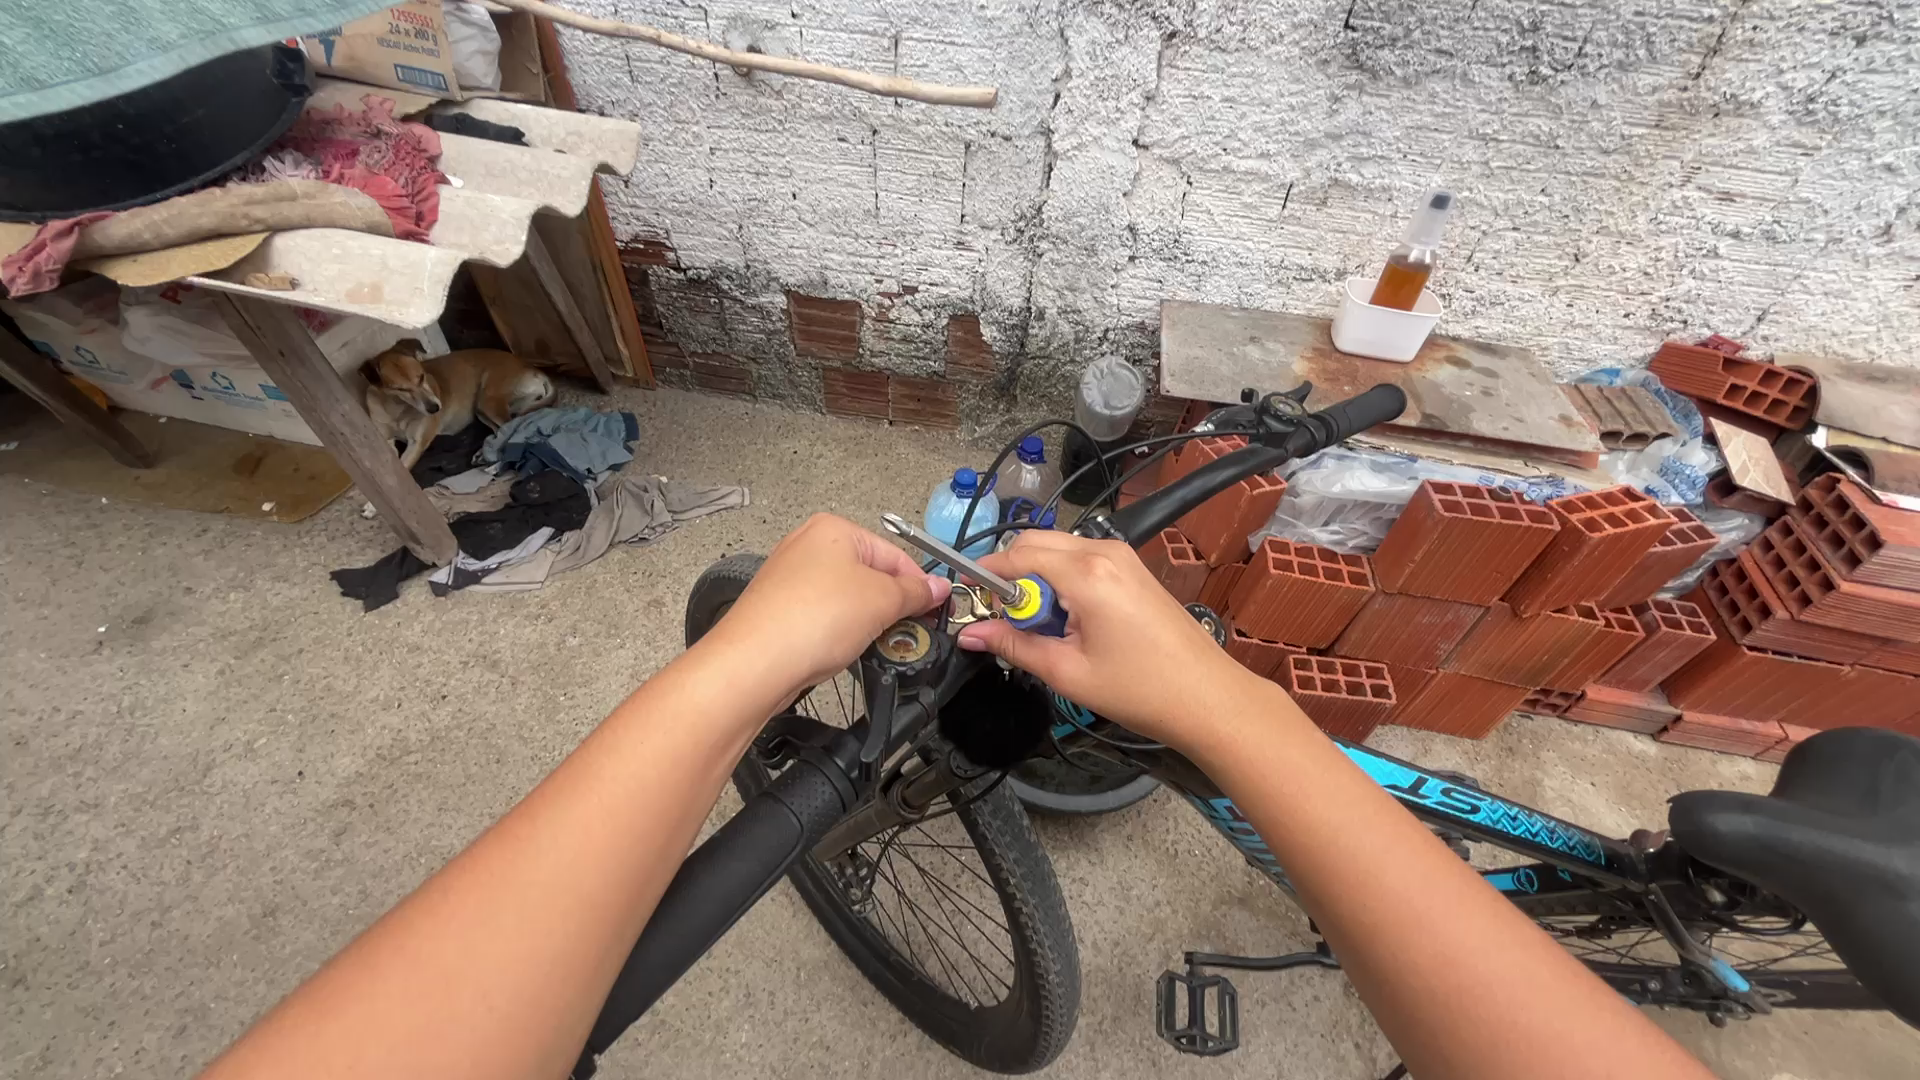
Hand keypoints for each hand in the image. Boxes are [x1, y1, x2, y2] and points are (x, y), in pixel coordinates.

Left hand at [699, 514, 947, 696]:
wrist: (754, 664)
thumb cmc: (814, 619)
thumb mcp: (882, 601)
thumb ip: (915, 592)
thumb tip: (938, 587)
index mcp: (834, 529)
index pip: (895, 555)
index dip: (920, 585)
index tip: (938, 610)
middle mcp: (808, 545)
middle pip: (871, 574)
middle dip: (893, 605)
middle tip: (910, 632)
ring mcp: (790, 578)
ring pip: (849, 597)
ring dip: (868, 621)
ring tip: (875, 643)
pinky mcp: (780, 609)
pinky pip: (825, 615)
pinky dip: (841, 631)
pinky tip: (844, 649)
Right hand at [954, 531, 1269, 747]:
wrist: (1208, 698)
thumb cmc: (1138, 689)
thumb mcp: (1066, 671)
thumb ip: (1013, 645)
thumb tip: (971, 633)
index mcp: (1087, 573)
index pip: (1018, 554)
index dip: (987, 574)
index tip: (970, 600)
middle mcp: (1103, 551)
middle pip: (1036, 542)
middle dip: (1011, 574)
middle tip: (1007, 619)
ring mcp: (1122, 556)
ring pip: (1058, 549)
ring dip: (1037, 578)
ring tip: (1042, 627)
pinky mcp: (1131, 568)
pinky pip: (1080, 559)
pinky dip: (1061, 579)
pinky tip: (1069, 620)